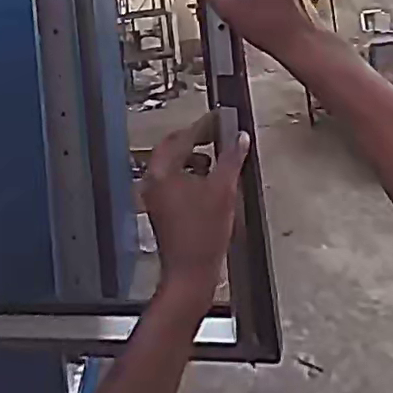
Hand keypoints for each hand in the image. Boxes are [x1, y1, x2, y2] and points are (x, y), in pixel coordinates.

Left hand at [143, 114, 249, 308]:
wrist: (191, 274)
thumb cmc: (203, 235)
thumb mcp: (223, 190)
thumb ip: (231, 159)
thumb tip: (240, 139)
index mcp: (163, 172)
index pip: (183, 137)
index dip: (204, 125)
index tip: (219, 118)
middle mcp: (153, 181)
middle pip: (172, 147)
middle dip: (195, 137)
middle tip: (216, 131)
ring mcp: (155, 196)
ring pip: (172, 163)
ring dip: (192, 155)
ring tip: (214, 156)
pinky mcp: (162, 209)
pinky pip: (173, 179)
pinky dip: (189, 172)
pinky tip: (207, 180)